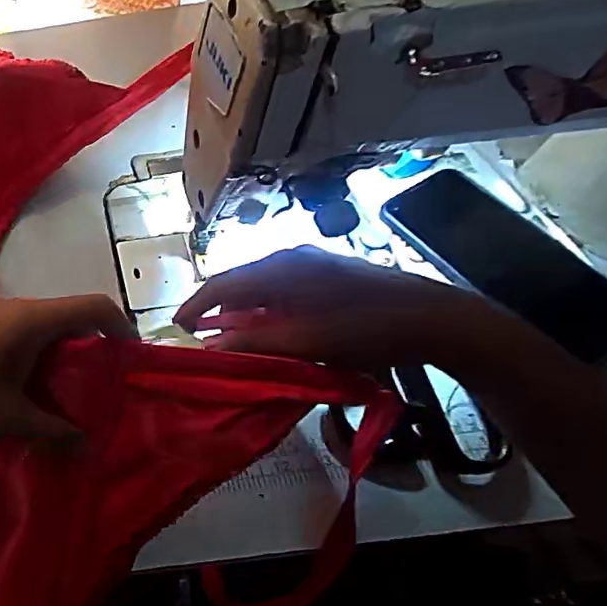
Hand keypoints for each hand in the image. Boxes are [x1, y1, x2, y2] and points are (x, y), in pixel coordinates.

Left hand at [0, 296, 135, 443]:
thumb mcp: (8, 418)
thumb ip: (53, 430)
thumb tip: (87, 445)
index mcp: (33, 320)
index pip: (94, 307)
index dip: (120, 327)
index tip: (132, 358)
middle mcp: (17, 309)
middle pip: (70, 317)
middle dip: (92, 349)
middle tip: (102, 387)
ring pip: (44, 329)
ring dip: (61, 356)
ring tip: (66, 395)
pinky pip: (21, 336)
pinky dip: (37, 357)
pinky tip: (27, 391)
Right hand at [173, 246, 533, 378]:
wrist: (431, 317)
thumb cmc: (365, 328)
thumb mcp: (305, 341)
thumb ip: (254, 344)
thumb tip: (209, 348)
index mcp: (279, 268)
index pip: (221, 284)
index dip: (194, 306)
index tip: (175, 327)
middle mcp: (290, 257)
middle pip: (238, 282)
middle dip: (216, 308)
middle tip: (199, 334)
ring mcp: (311, 263)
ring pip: (259, 285)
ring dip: (241, 310)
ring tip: (230, 334)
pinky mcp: (327, 273)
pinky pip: (280, 288)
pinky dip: (264, 308)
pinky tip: (269, 326)